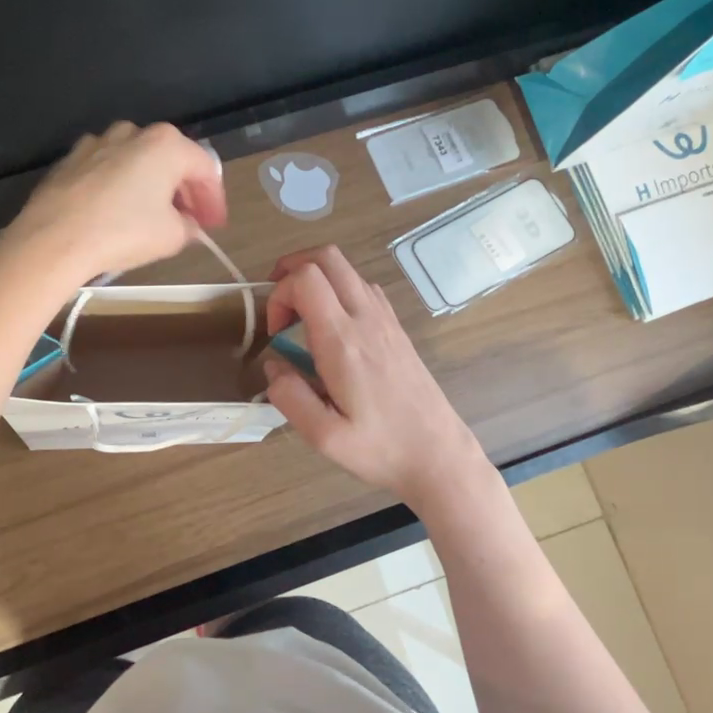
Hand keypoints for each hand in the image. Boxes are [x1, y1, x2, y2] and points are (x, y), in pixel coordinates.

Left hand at [0, 121, 227, 289]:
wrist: (54, 238)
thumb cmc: (122, 232)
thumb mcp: (171, 236)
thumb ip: (189, 226)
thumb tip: (187, 224)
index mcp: (166, 144)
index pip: (204, 169)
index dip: (214, 200)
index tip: (214, 224)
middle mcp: (133, 132)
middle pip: (170, 159)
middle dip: (183, 190)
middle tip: (190, 220)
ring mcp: (97, 142)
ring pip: (135, 162)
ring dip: (149, 185)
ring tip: (152, 216)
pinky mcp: (70, 159)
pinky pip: (106, 171)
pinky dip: (118, 187)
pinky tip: (116, 213)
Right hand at [262, 246, 488, 499]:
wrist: (438, 456)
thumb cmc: (380, 448)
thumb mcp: (322, 437)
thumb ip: (288, 396)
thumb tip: (274, 365)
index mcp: (344, 341)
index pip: (306, 279)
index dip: (278, 294)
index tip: (274, 333)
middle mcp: (366, 319)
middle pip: (327, 257)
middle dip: (292, 267)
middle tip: (278, 303)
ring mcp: (386, 320)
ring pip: (346, 268)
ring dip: (316, 278)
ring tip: (300, 317)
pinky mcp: (396, 328)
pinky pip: (363, 287)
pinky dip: (337, 291)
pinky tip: (331, 327)